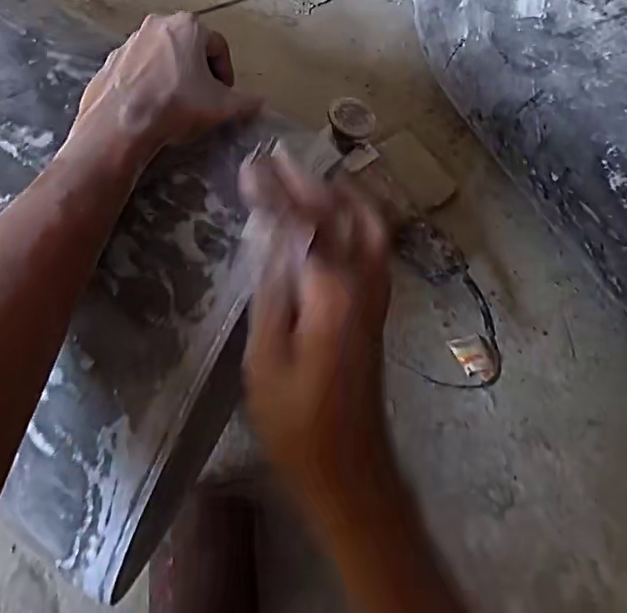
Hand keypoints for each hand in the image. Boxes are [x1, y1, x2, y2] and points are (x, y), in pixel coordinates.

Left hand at [67, 13, 261, 166]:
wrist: (119, 125)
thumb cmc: (175, 105)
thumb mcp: (222, 107)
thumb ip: (246, 102)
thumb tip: (259, 103)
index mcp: (188, 26)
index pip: (218, 47)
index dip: (226, 73)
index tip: (225, 96)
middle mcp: (156, 25)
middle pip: (187, 48)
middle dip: (197, 72)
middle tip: (202, 99)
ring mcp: (128, 43)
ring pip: (160, 58)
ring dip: (171, 76)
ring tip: (174, 105)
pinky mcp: (109, 63)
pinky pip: (136, 72)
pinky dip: (145, 85)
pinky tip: (148, 108)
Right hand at [241, 151, 393, 509]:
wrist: (351, 471)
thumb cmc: (297, 423)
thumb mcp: (266, 358)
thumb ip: (271, 290)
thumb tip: (268, 235)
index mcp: (334, 295)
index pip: (305, 222)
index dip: (276, 189)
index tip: (250, 163)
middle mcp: (364, 286)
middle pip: (346, 214)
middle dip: (311, 180)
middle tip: (278, 156)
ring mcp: (376, 298)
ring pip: (371, 226)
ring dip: (340, 193)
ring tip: (307, 175)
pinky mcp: (376, 311)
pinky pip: (373, 246)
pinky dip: (354, 217)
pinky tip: (332, 218)